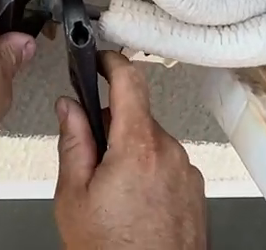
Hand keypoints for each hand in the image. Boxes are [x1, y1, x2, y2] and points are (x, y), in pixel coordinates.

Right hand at [54, 51, 207, 249]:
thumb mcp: (73, 198)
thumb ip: (72, 142)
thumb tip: (68, 107)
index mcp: (137, 145)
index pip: (129, 80)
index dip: (111, 62)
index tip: (99, 58)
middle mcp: (169, 152)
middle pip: (137, 116)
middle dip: (113, 127)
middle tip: (92, 158)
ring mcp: (187, 172)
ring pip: (152, 142)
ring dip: (132, 153)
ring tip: (114, 195)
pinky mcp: (196, 192)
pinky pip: (168, 165)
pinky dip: (150, 173)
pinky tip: (135, 206)